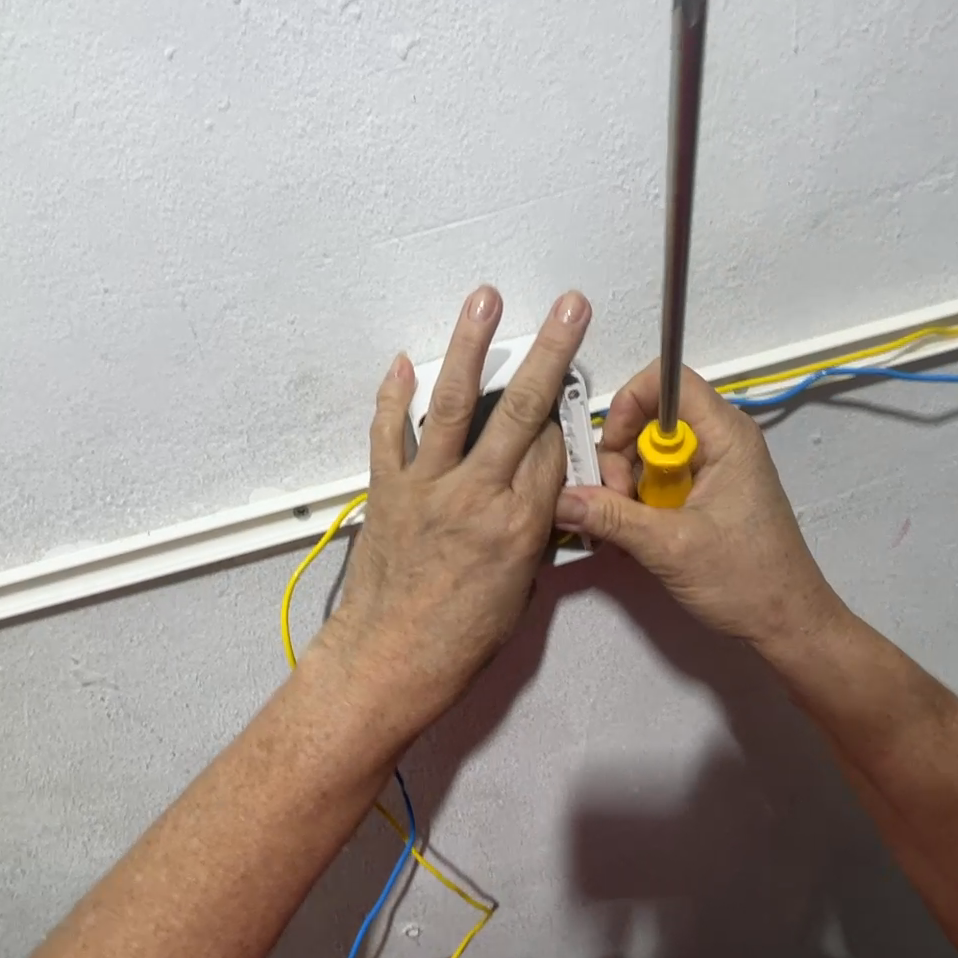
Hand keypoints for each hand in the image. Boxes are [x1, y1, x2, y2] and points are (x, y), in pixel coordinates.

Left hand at [314, 285, 591, 730]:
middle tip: (568, 307)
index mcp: (520, 524)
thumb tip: (540, 490)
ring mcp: (426, 486)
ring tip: (485, 299)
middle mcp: (476, 494)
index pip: (551, 448)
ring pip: (455, 404)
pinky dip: (394, 396)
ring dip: (471, 346)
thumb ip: (535, 531)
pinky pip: (389, 432)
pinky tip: (403, 361)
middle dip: (550, 351)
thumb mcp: (522, 589)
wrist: (391, 658)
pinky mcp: (387, 489)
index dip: (564, 417)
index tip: (569, 392)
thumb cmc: (463, 638)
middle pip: (522, 409)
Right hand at [553, 363, 847, 656]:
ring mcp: (712, 469)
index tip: (612, 452)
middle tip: (617, 504)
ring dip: (625, 486)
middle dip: (620, 458)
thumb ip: (610, 517)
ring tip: (627, 529)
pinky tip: (635, 534)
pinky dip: (637, 502)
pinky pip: (657, 480)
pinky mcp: (704, 494)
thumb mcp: (669, 547)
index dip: (629, 405)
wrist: (786, 623)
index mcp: (725, 436)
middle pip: (648, 419)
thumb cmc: (746, 580)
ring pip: (646, 453)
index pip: (667, 381)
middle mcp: (719, 442)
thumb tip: (559, 499)